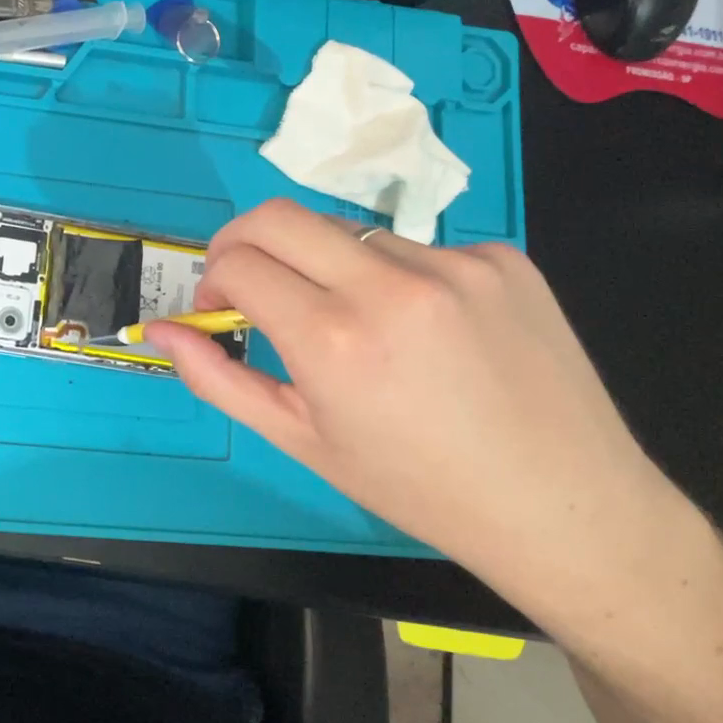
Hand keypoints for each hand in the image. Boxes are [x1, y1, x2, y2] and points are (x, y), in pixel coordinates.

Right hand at [145, 200, 681, 593]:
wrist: (565, 506)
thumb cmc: (414, 485)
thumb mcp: (298, 439)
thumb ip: (215, 376)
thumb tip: (157, 329)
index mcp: (332, 338)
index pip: (237, 261)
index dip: (213, 281)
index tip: (222, 311)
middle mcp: (390, 285)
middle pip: (277, 216)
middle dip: (241, 242)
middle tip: (248, 284)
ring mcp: (455, 264)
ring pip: (346, 233)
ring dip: (323, 265)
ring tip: (355, 325)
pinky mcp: (503, 259)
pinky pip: (414, 247)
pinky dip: (392, 275)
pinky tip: (423, 329)